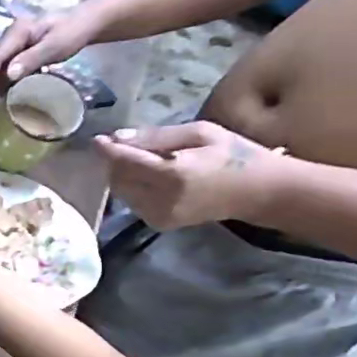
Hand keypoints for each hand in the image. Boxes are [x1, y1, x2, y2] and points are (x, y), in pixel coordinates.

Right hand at [0, 8, 100, 100]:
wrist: (88, 22)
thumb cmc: (72, 32)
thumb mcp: (54, 46)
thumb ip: (31, 59)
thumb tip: (8, 74)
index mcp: (18, 30)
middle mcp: (14, 33)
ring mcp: (18, 38)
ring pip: (2, 61)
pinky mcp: (24, 45)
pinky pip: (10, 61)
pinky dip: (8, 75)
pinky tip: (10, 86)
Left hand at [94, 121, 287, 229]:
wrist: (258, 192)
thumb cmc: (233, 155)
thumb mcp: (199, 132)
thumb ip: (156, 136)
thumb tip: (118, 137)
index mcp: (173, 174)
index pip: (126, 162)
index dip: (108, 150)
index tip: (97, 139)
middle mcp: (161, 199)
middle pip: (118, 179)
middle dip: (115, 162)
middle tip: (124, 146)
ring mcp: (159, 215)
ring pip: (122, 192)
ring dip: (123, 175)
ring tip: (140, 160)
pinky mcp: (160, 224)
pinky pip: (133, 203)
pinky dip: (133, 189)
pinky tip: (150, 178)